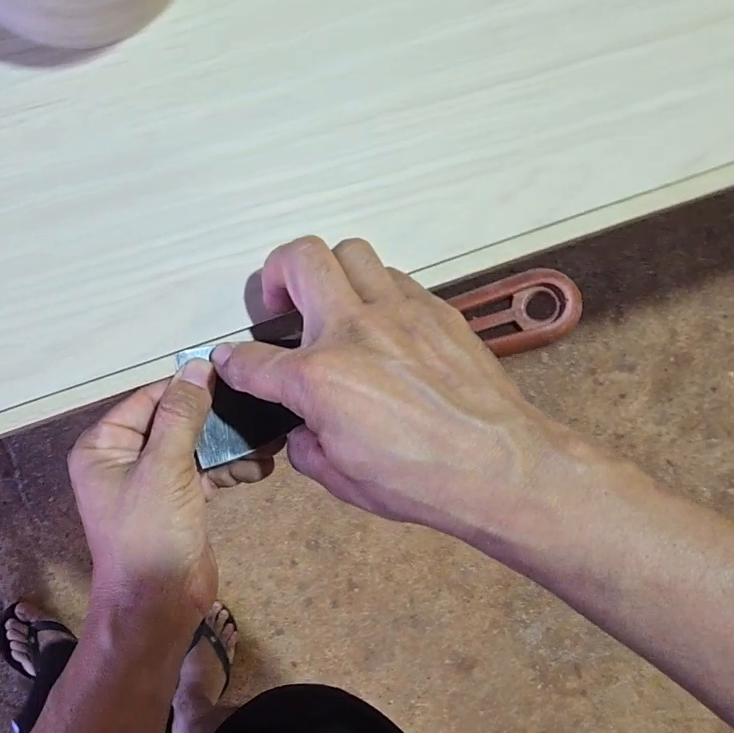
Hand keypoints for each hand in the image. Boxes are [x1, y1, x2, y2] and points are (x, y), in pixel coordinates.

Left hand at [69, 361, 273, 622]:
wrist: (158, 606)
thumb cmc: (149, 535)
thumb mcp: (163, 469)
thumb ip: (181, 415)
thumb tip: (197, 366)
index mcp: (103, 446)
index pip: (147, 400)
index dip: (186, 386)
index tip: (231, 375)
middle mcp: (124, 458)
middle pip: (173, 420)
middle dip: (213, 416)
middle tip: (256, 403)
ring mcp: (153, 481)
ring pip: (194, 446)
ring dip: (228, 444)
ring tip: (267, 434)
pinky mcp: (179, 501)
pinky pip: (205, 472)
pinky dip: (229, 469)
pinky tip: (261, 465)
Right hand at [212, 236, 579, 541]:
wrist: (500, 467)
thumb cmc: (424, 478)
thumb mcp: (341, 479)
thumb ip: (306, 448)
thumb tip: (302, 431)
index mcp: (321, 379)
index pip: (255, 360)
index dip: (234, 361)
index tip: (233, 360)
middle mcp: (355, 332)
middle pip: (300, 259)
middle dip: (276, 274)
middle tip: (280, 304)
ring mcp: (400, 314)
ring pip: (352, 253)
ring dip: (331, 272)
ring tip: (333, 305)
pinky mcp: (437, 312)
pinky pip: (396, 278)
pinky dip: (377, 292)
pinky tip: (382, 325)